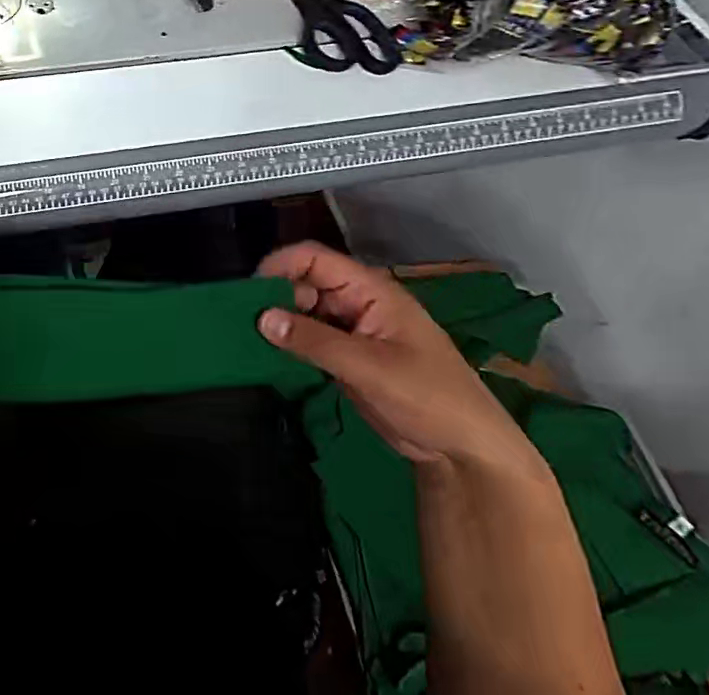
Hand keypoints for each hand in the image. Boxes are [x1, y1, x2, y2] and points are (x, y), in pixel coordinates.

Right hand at [256, 241, 537, 470]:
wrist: (463, 450)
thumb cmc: (429, 397)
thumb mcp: (370, 367)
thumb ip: (314, 341)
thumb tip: (262, 318)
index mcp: (370, 291)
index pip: (315, 259)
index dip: (280, 266)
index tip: (248, 291)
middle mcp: (356, 302)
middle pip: (304, 282)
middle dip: (274, 296)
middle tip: (245, 323)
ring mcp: (350, 330)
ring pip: (302, 311)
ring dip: (278, 321)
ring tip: (247, 337)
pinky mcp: (345, 356)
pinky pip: (307, 338)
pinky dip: (287, 342)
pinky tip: (266, 353)